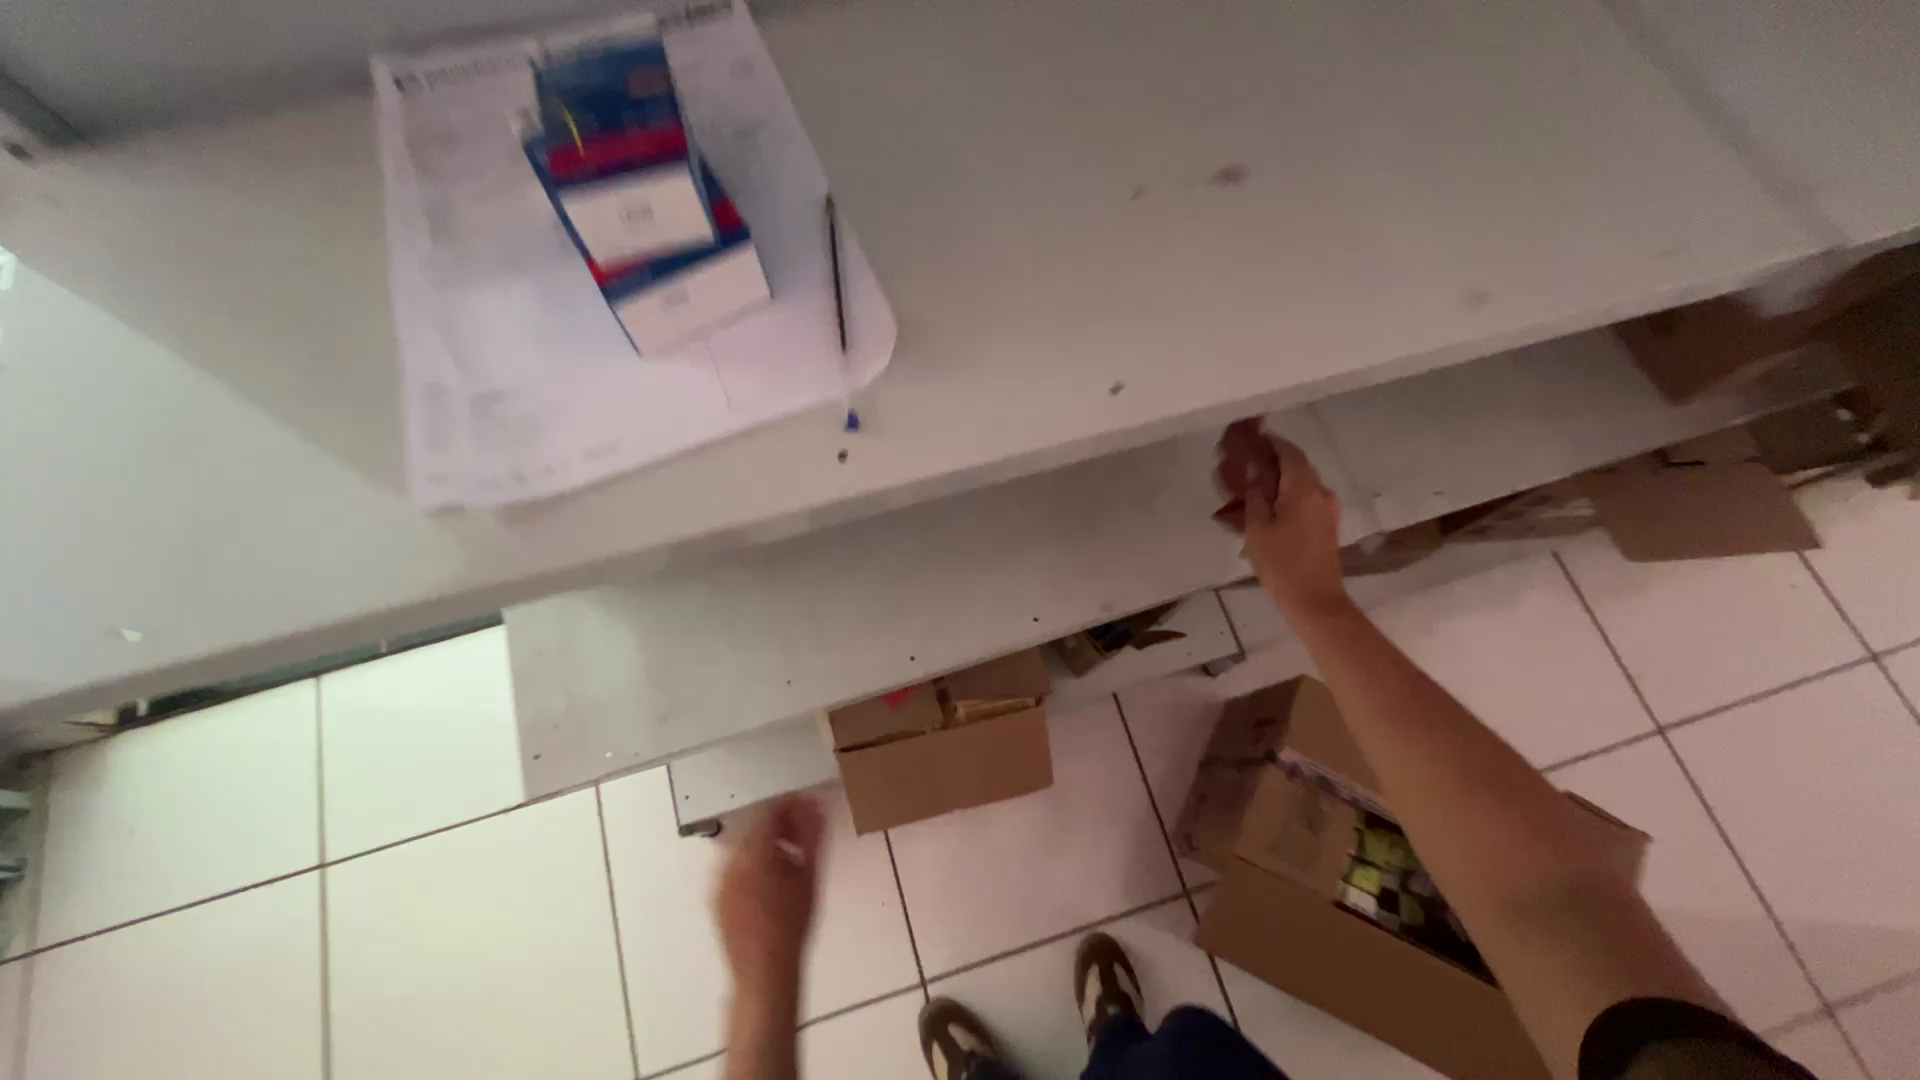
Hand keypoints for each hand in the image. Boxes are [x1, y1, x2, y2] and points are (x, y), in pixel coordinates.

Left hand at [713, 794, 826, 999]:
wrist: (763, 975)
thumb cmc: (792, 926)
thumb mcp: (809, 878)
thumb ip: (812, 837)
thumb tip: (816, 807)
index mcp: (753, 854)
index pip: (770, 812)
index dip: (791, 804)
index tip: (809, 804)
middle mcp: (730, 861)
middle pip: (755, 827)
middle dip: (781, 823)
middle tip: (805, 830)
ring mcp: (719, 880)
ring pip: (745, 846)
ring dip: (768, 842)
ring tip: (791, 855)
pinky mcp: (716, 896)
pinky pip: (735, 866)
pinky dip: (754, 862)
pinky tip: (773, 877)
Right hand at [1214, 421, 1346, 616]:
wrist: (1313, 599)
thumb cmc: (1280, 562)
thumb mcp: (1256, 527)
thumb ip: (1254, 495)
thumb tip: (1251, 472)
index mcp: (1304, 488)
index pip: (1289, 452)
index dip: (1271, 442)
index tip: (1252, 437)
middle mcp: (1321, 492)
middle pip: (1297, 466)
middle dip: (1272, 462)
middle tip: (1246, 463)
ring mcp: (1326, 509)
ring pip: (1300, 484)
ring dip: (1278, 481)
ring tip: (1251, 488)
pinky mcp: (1326, 525)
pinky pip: (1304, 500)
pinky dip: (1286, 497)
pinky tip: (1265, 508)